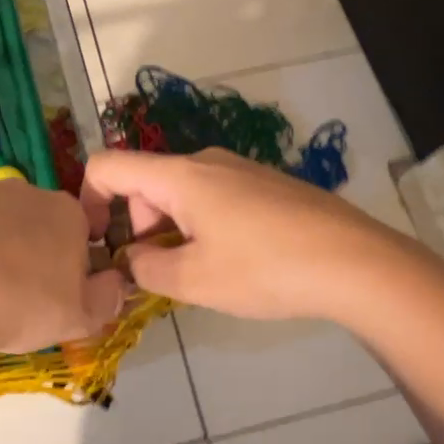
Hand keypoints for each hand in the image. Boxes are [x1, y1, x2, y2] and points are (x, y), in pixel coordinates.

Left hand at [0, 179, 125, 354]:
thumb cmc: (20, 306)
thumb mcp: (78, 320)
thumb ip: (105, 299)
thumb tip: (115, 282)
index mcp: (65, 212)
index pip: (78, 231)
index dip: (69, 263)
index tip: (55, 293)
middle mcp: (22, 190)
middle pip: (32, 219)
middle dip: (26, 247)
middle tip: (11, 293)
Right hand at [81, 149, 402, 321]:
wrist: (355, 261)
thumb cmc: (265, 269)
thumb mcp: (195, 281)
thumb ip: (146, 268)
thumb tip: (131, 259)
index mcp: (179, 176)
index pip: (107, 166)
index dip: (87, 200)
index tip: (94, 244)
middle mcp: (204, 161)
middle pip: (145, 182)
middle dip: (137, 226)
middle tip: (159, 273)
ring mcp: (239, 169)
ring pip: (180, 193)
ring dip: (171, 230)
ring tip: (201, 275)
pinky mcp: (265, 184)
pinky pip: (213, 197)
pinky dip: (202, 226)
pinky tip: (236, 263)